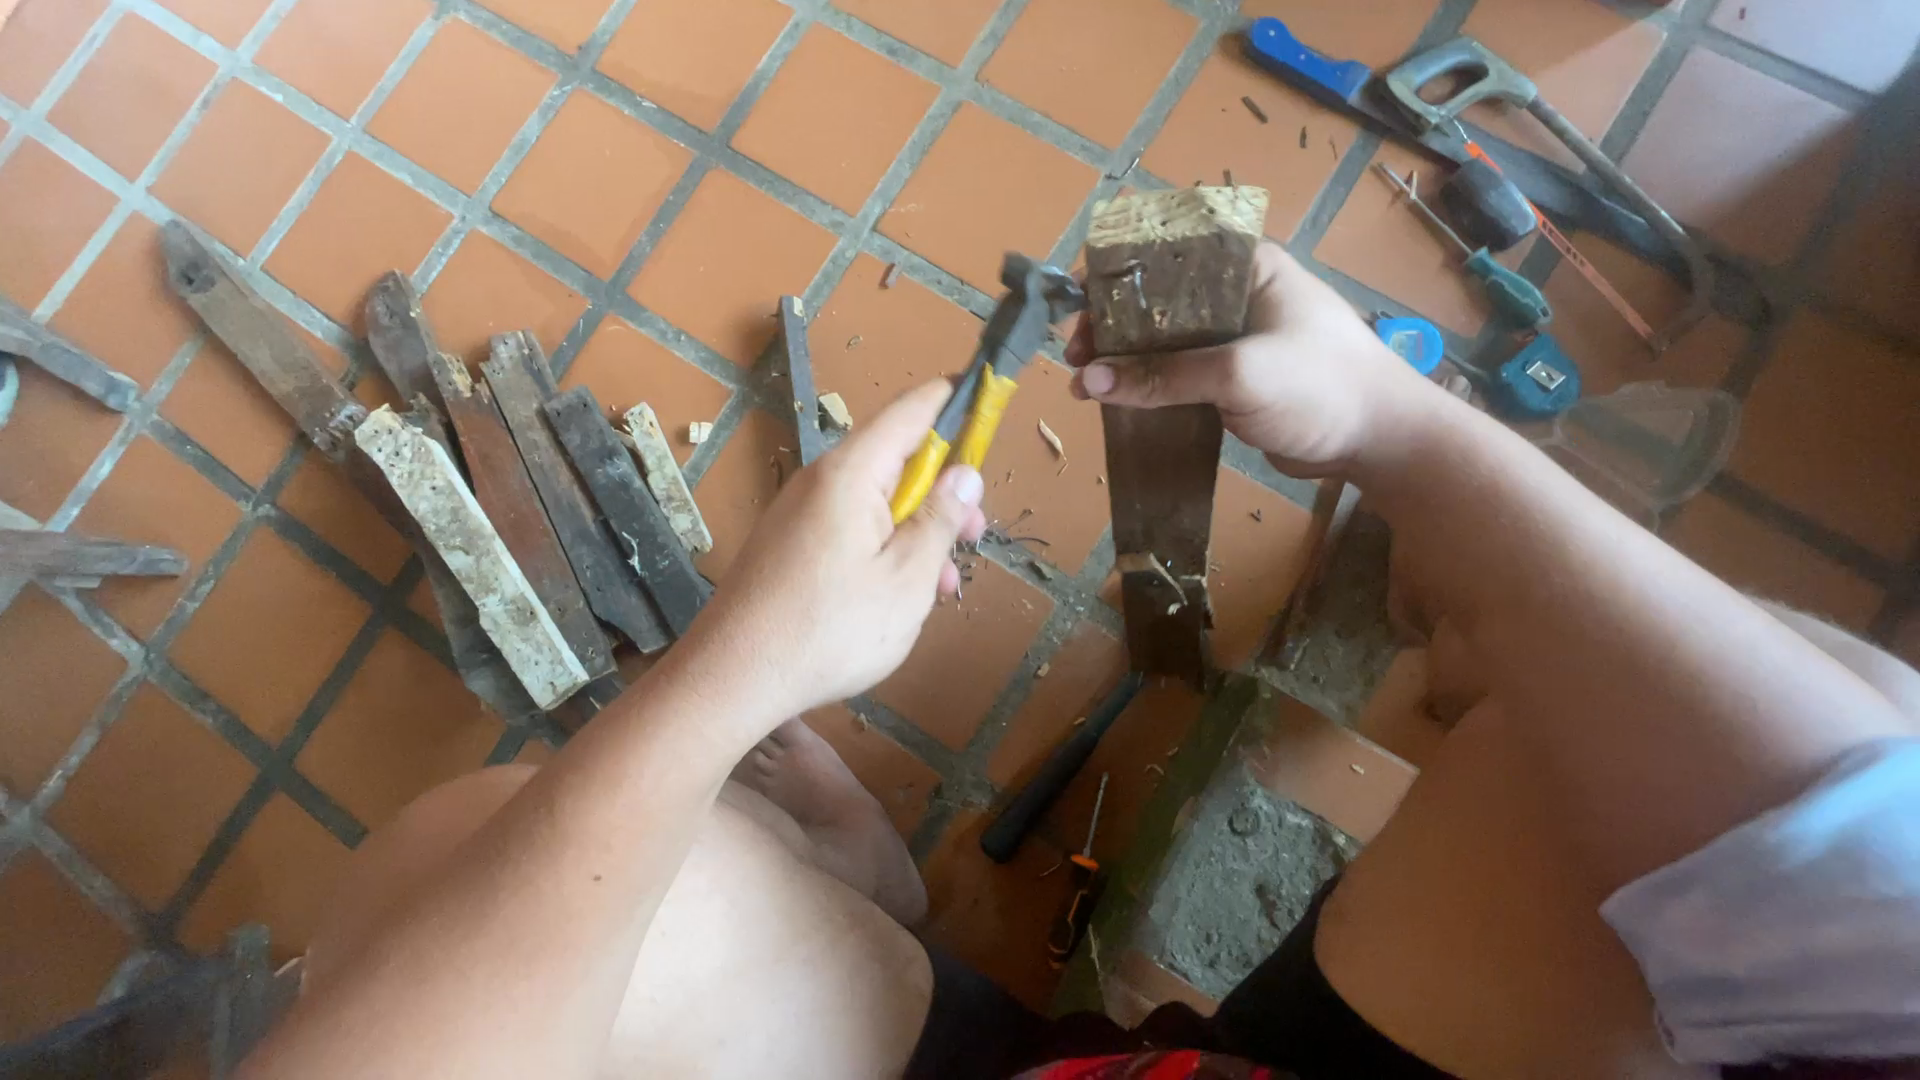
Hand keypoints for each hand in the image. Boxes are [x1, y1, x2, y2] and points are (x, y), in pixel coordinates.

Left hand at [682, 380, 987, 722]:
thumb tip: (965, 473)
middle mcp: (822, 480)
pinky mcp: (790, 544)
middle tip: (974, 534)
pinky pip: (850, 528)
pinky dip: (885, 548)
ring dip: (918, 530)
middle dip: (944, 490)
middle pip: (896, 459)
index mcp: (852, 472)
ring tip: (942, 583)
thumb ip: (941, 520)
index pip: (913, 410)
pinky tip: (899, 593)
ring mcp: (800, 512)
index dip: (955, 403)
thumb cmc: (831, 629)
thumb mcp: (907, 578)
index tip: (989, 407)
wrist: (731, 679)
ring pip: (876, 501)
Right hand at [1065, 241, 1436, 475]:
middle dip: (1109, 326)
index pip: (1165, 253)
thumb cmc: (1320, 386)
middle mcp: (1231, 296)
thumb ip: (1163, 377)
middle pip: (1153, 300)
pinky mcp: (1227, 378)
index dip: (1115, 275)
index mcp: (1242, 268)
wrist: (1377, 439)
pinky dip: (1142, 386)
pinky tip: (1113, 400)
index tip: (1079, 307)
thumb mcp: (1238, 375)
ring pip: (1159, 341)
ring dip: (1119, 360)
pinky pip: (1173, 374)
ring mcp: (1229, 338)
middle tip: (1074, 357)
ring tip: (1081, 386)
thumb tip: (1088, 381)